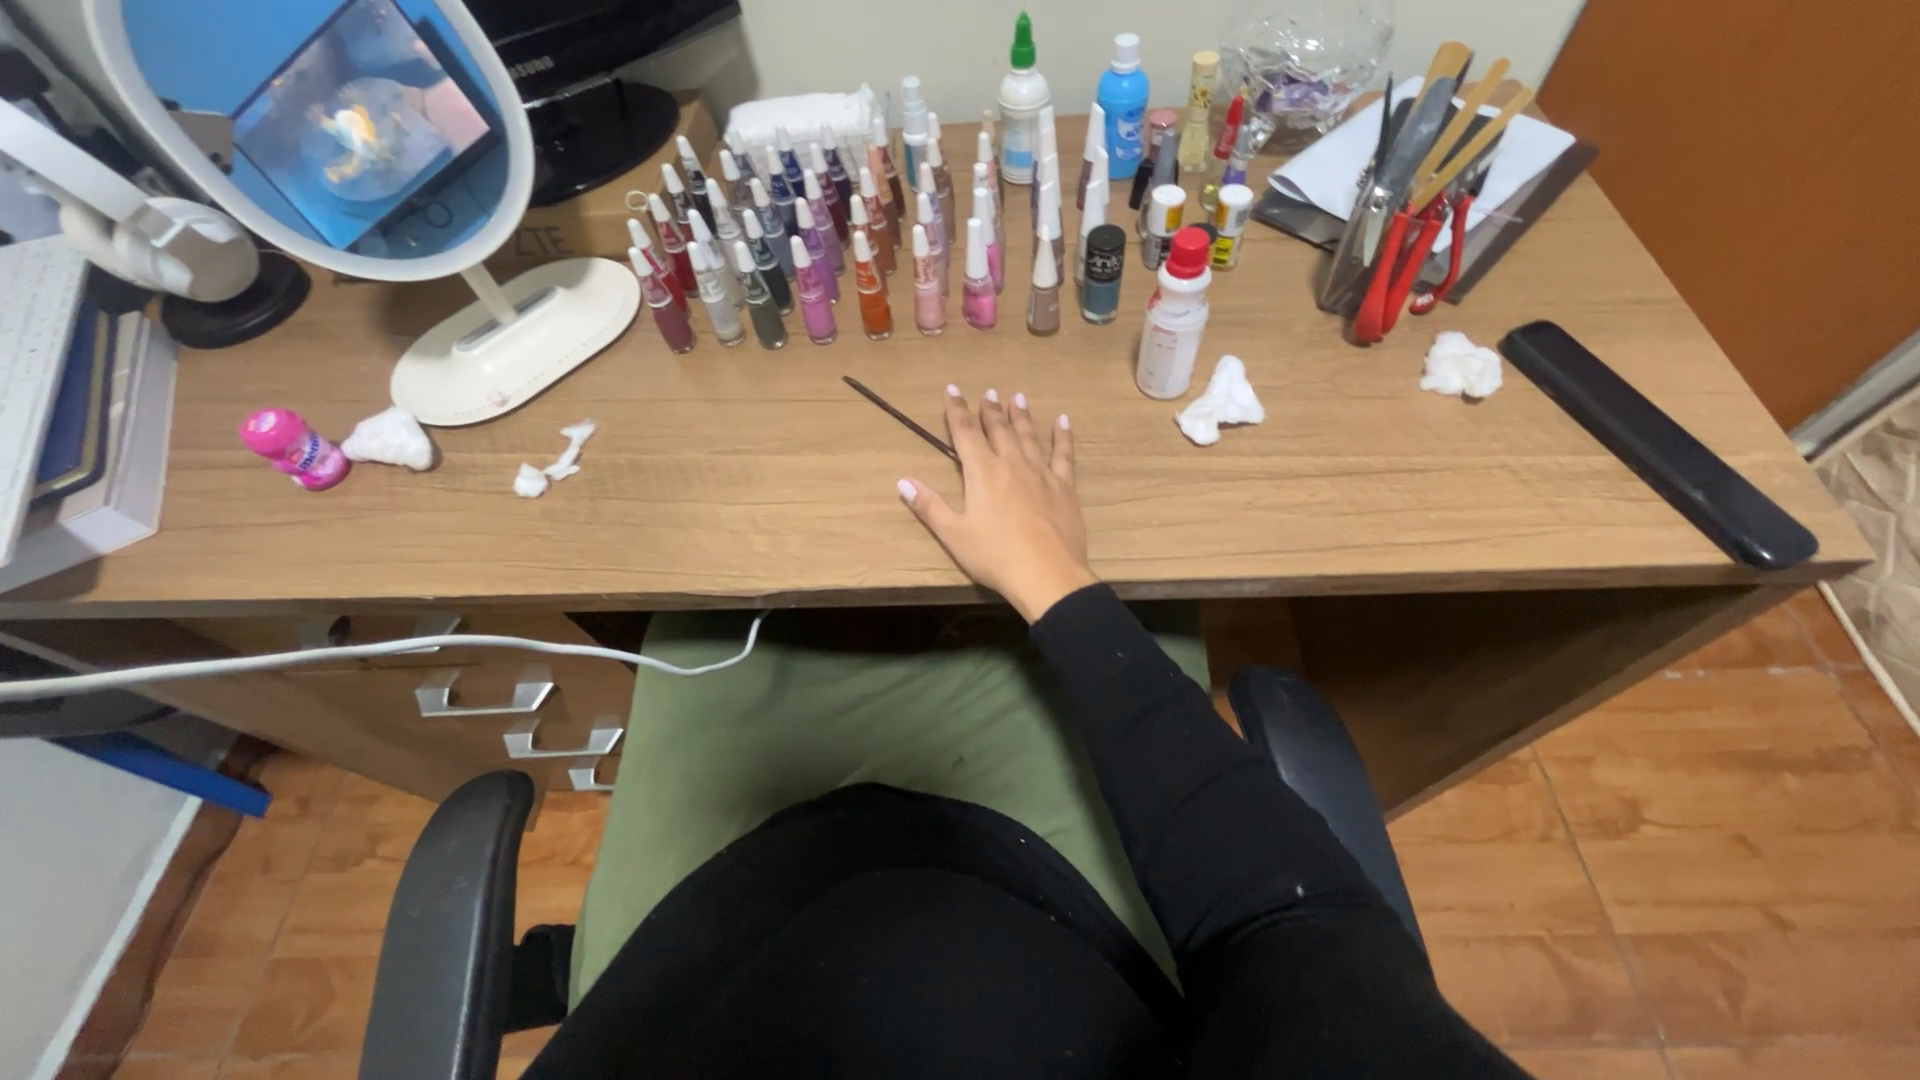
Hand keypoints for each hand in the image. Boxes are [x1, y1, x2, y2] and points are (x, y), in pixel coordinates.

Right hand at [898, 386, 1097, 622]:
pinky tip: (1063, 421)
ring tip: (1018, 397)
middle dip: (989, 409)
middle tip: (988, 391)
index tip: (952, 389)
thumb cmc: (995, 556)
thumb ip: (929, 506)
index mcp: (982, 472)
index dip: (957, 410)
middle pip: (998, 429)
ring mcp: (1041, 473)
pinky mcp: (1064, 486)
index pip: (965, 433)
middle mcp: (1011, 463)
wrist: (1046, 572)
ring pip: (1029, 436)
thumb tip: (903, 481)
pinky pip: (1063, 454)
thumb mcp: (954, 535)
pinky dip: (1063, 436)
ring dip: (1021, 416)